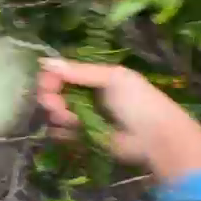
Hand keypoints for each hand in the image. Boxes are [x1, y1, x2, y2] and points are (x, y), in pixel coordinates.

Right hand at [36, 59, 200, 184]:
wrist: (156, 139)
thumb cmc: (139, 103)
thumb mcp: (113, 78)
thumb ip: (79, 71)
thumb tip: (43, 62)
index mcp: (95, 76)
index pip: (62, 72)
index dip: (50, 77)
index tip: (46, 83)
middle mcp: (87, 94)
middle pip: (54, 91)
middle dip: (50, 96)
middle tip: (53, 103)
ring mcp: (84, 115)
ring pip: (55, 111)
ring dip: (57, 114)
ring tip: (70, 120)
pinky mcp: (84, 136)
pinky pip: (61, 132)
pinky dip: (59, 132)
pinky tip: (65, 131)